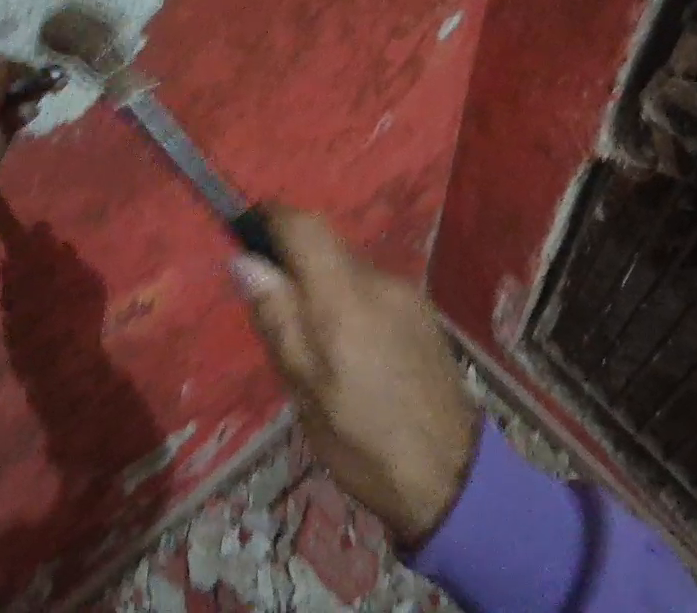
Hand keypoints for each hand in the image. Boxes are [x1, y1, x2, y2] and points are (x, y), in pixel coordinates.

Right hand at [232, 209, 478, 545]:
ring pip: (348, 269)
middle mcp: (380, 281)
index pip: (304, 225)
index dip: (270, 218)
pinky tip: (351, 352)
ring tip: (313, 347)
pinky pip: (372, 289)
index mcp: (345, 297)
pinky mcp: (423, 313)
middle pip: (326, 245)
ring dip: (321, 287)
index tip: (244, 234)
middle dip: (292, 263)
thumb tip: (244, 260)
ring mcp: (407, 295)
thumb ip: (277, 317)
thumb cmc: (362, 442)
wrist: (451, 478)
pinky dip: (348, 302)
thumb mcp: (304, 389)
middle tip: (273, 315)